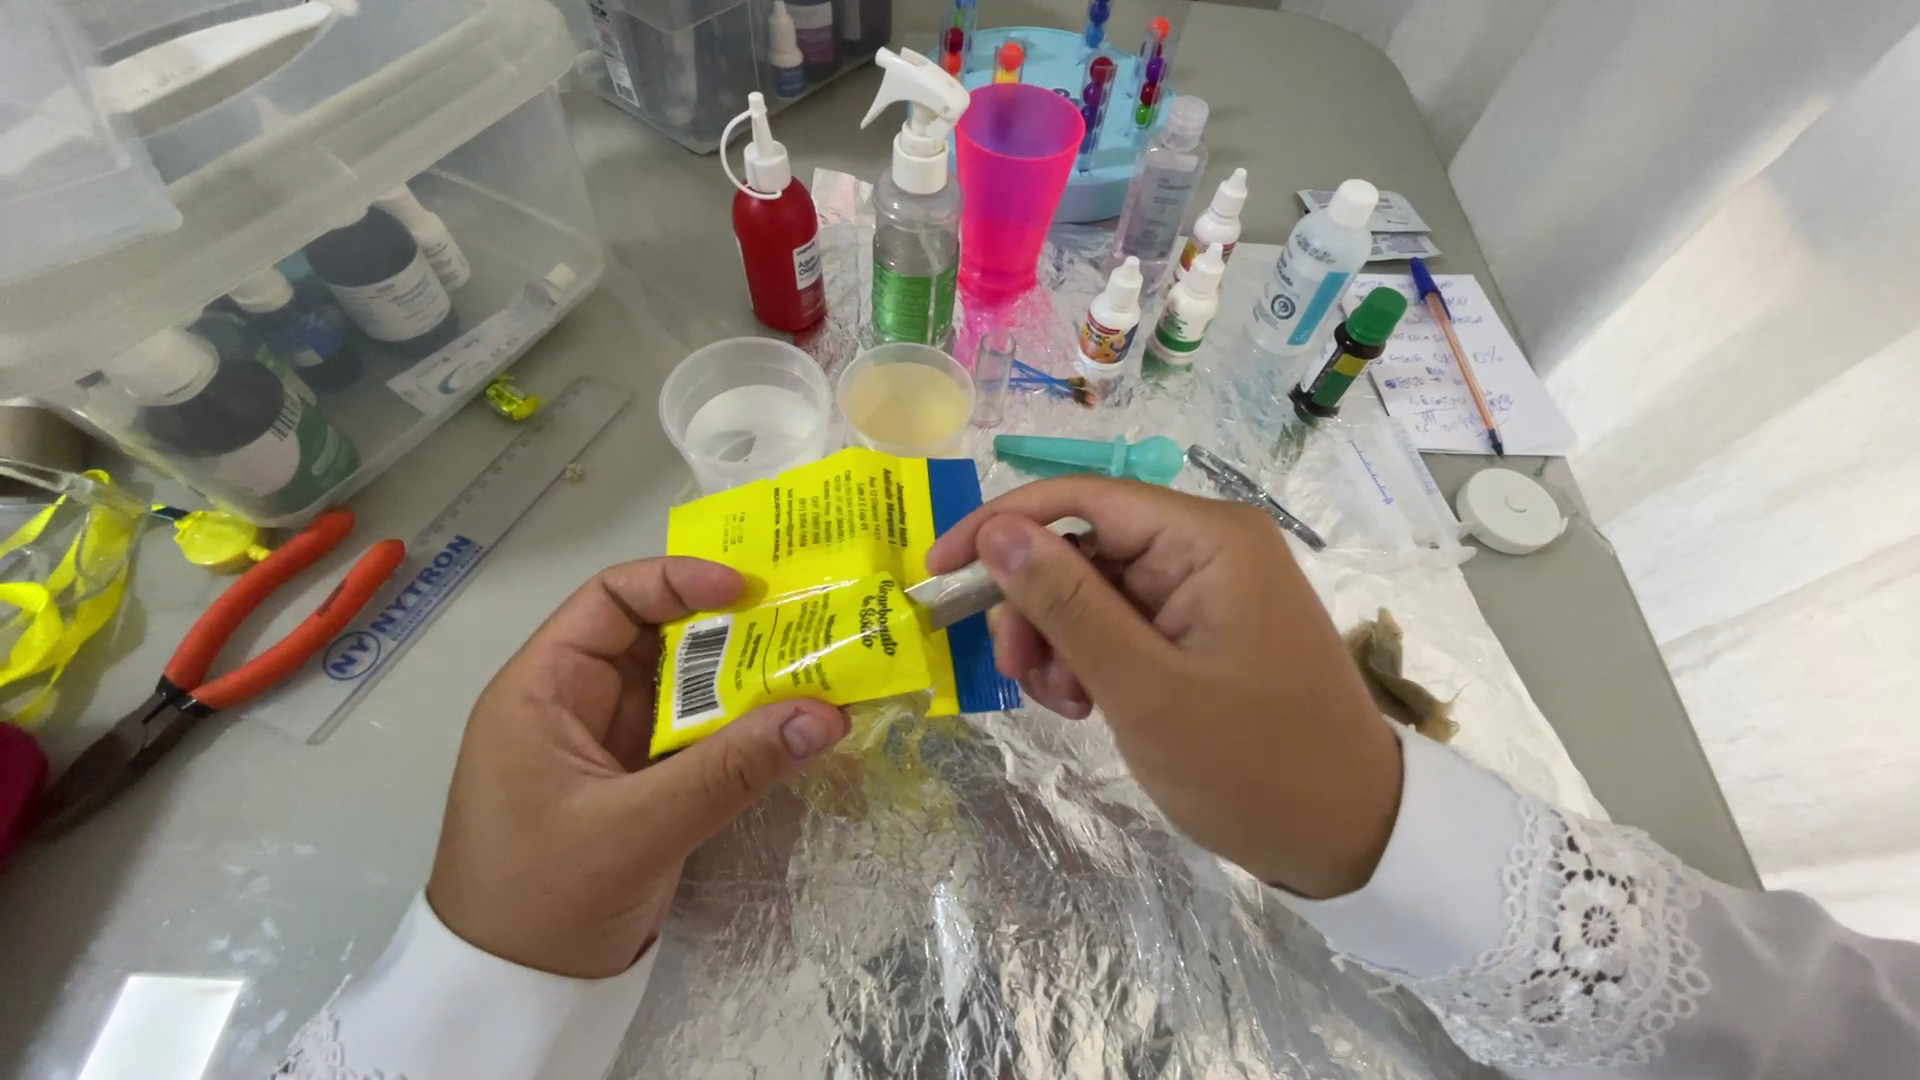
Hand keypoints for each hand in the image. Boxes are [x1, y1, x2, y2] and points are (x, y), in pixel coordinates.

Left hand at [426, 557, 850, 978]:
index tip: (748, 589)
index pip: (611, 600)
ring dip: (745, 677)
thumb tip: (827, 714)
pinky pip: (698, 733)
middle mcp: (578, 703)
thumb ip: (732, 769)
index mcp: (544, 689)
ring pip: (686, 686)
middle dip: (729, 627)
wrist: (511, 999)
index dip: (678, 580)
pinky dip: (741, 725)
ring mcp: (613, 744)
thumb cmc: (542, 900)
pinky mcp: (642, 781)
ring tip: (813, 665)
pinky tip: (788, 723)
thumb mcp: (637, 828)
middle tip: (803, 620)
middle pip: (659, 637)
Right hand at [928, 479, 1400, 898]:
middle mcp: (1205, 545)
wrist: (1348, 837)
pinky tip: (1088, 703)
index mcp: (1206, 537)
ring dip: (1058, 639)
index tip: (939, 571)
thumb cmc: (1252, 764)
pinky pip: (1119, 621)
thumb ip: (1066, 603)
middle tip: (1015, 671)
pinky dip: (1088, 657)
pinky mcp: (1198, 624)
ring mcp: (1203, 586)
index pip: (1080, 499)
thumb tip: (995, 531)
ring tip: (1064, 702)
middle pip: (1082, 547)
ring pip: (1092, 588)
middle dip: (1036, 605)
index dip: (1001, 526)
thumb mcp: (1143, 687)